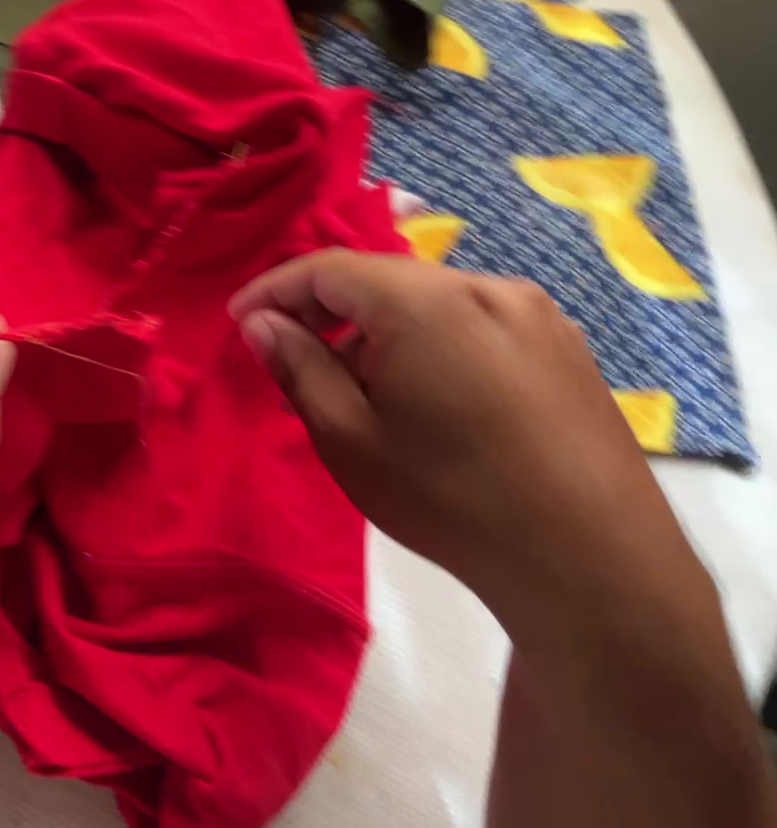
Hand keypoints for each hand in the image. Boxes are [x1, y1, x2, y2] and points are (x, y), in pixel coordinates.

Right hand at [227, 250, 679, 601]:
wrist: (589, 559)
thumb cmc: (445, 495)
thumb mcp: (345, 434)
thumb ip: (297, 365)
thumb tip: (260, 322)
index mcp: (429, 305)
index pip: (331, 268)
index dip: (274, 289)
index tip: (237, 322)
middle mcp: (489, 290)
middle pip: (382, 277)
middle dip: (322, 308)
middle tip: (284, 352)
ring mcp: (536, 316)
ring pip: (426, 299)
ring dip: (372, 326)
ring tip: (350, 384)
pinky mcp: (562, 347)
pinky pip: (469, 321)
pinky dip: (422, 338)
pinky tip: (414, 392)